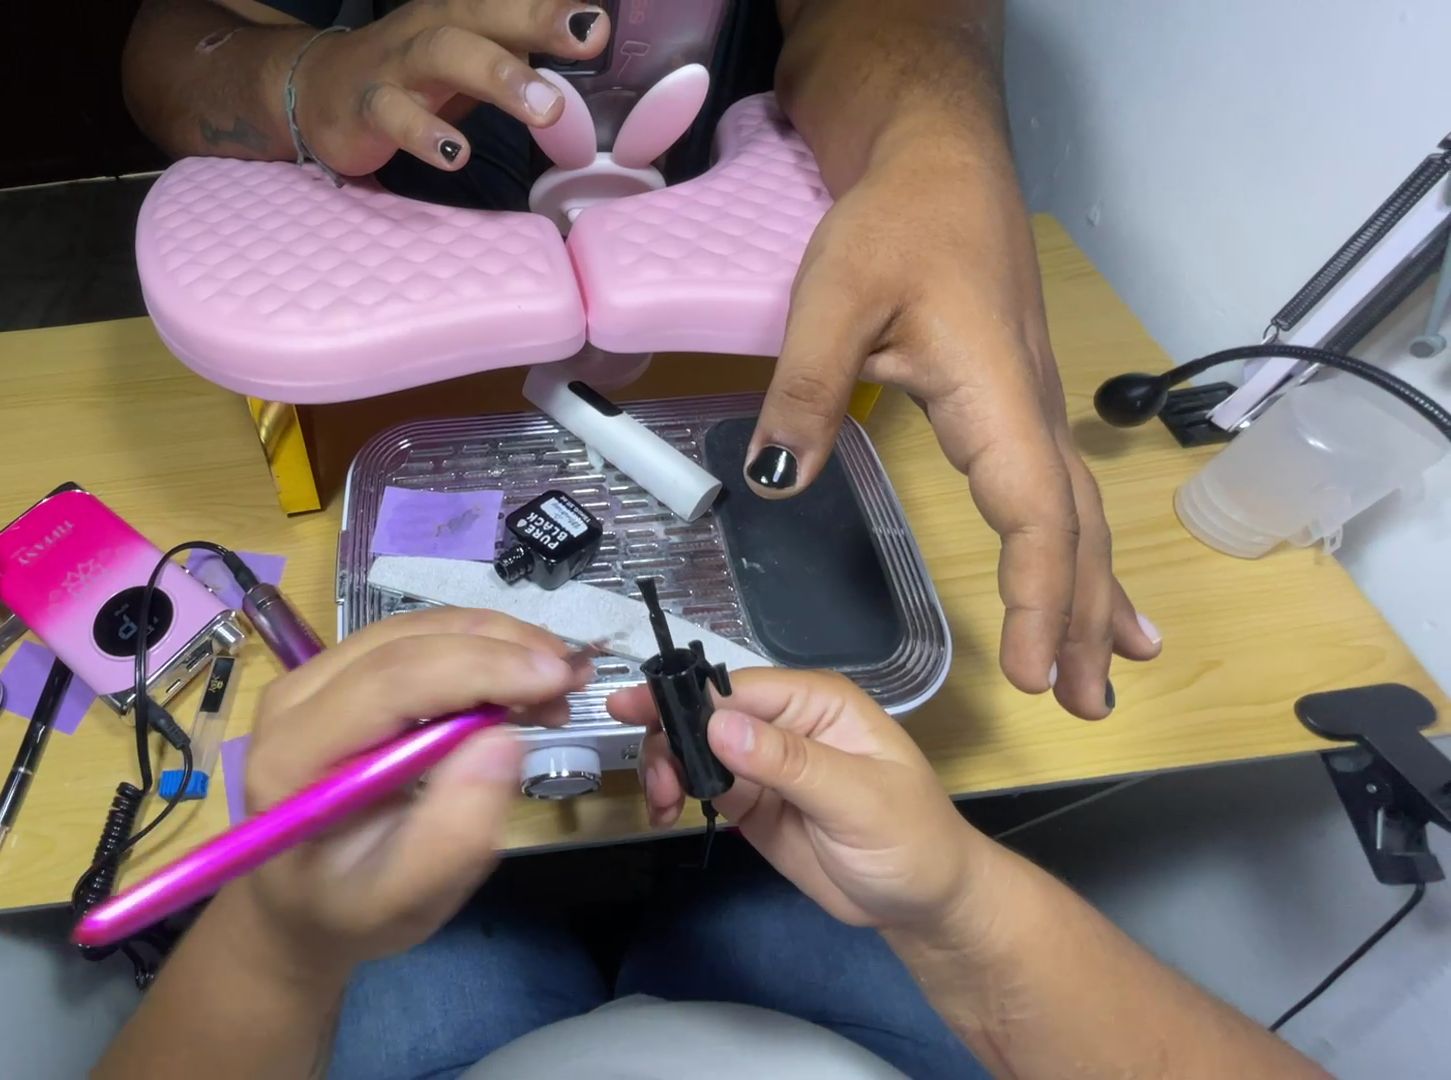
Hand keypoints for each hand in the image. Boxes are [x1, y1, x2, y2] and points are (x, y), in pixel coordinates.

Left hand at [233, 607, 590, 971]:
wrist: (304, 899)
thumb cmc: (352, 909)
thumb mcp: (404, 900)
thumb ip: (452, 834)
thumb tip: (503, 740)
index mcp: (295, 756)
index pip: (390, 681)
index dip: (479, 667)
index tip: (557, 677)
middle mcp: (295, 697)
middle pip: (404, 641)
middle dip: (499, 646)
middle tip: (572, 674)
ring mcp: (314, 677)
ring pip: (415, 628)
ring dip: (495, 641)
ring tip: (557, 677)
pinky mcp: (340, 672)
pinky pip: (415, 639)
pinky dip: (477, 647)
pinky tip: (519, 677)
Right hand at [292, 0, 608, 174]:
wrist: (321, 91)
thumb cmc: (411, 79)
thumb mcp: (467, 62)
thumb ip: (516, 56)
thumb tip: (583, 53)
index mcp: (460, 16)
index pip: (510, 1)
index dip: (554, 6)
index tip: (603, 20)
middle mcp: (431, 29)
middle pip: (483, 12)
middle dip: (538, 20)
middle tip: (590, 37)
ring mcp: (396, 66)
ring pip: (444, 53)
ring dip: (497, 76)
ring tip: (545, 110)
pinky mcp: (367, 107)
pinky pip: (394, 114)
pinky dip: (426, 134)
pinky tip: (458, 155)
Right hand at [611, 668, 991, 931]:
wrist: (922, 906)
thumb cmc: (912, 842)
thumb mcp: (859, 800)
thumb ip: (790, 762)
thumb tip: (718, 727)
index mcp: (811, 702)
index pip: (734, 688)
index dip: (683, 698)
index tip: (635, 712)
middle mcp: (778, 721)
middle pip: (700, 713)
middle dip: (667, 739)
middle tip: (658, 783)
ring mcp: (757, 759)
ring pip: (688, 746)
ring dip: (663, 768)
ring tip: (661, 805)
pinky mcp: (744, 796)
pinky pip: (694, 782)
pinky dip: (669, 792)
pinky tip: (663, 813)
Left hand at [745, 124, 1159, 717]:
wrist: (937, 169)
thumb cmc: (892, 228)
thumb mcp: (831, 306)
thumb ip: (804, 395)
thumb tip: (774, 485)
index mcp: (993, 396)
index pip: (1032, 513)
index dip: (1036, 595)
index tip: (1032, 669)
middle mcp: (1028, 409)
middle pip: (1073, 527)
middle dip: (1079, 617)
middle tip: (1086, 701)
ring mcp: (1026, 404)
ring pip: (1075, 511)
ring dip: (1094, 592)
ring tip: (1112, 666)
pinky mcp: (1008, 399)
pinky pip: (1055, 486)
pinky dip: (1074, 544)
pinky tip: (1086, 574)